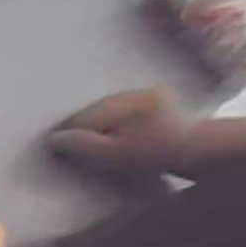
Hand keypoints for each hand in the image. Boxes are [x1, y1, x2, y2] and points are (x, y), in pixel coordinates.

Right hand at [47, 87, 201, 176]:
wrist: (192, 144)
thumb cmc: (148, 154)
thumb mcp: (110, 155)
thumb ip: (81, 145)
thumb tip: (53, 138)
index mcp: (130, 105)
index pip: (82, 118)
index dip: (66, 134)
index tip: (56, 151)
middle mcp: (139, 92)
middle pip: (92, 109)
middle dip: (77, 126)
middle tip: (67, 145)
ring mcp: (147, 91)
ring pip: (103, 105)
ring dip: (89, 120)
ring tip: (85, 137)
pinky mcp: (151, 93)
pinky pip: (116, 102)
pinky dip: (104, 115)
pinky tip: (105, 127)